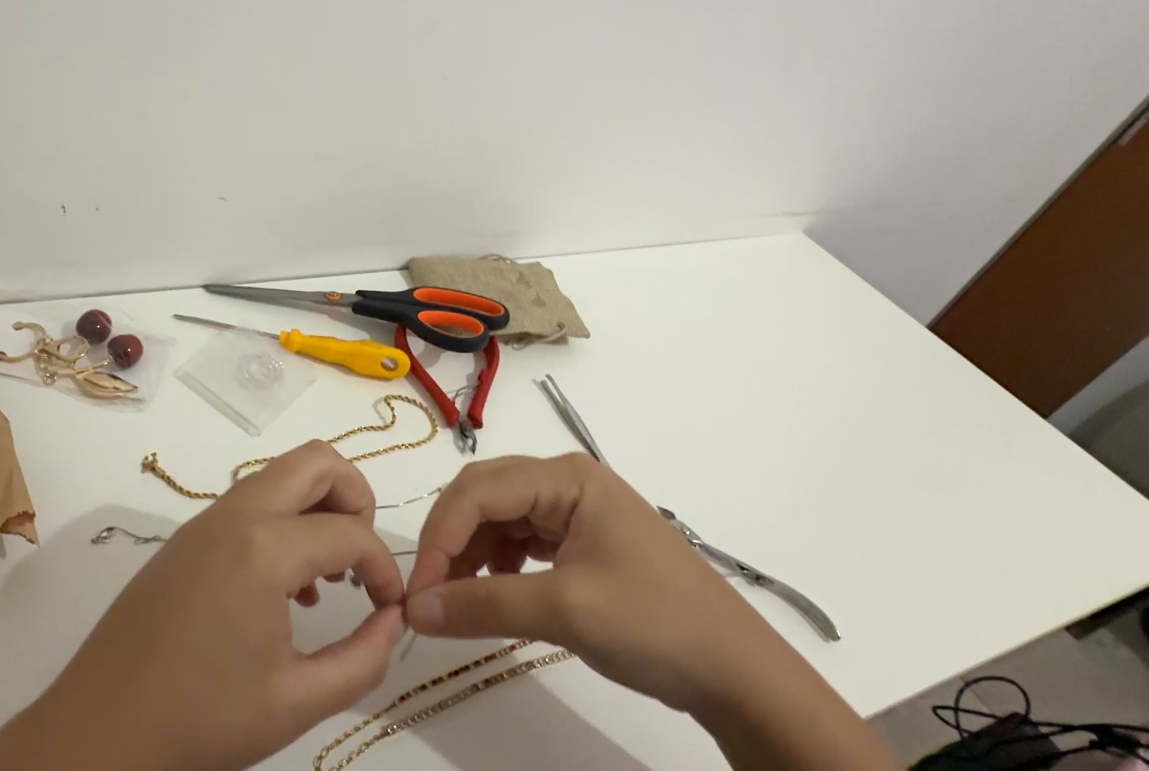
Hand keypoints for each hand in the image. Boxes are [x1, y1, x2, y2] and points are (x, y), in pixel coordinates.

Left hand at [0, 442, 406, 770]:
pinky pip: (251, 502)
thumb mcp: (296, 702)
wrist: (96, 731)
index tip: (390, 607)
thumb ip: (362, 660)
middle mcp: (235, 516)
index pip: (351, 533)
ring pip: (280, 476)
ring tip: (327, 577)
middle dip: (355, 497)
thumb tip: (394, 620)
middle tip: (360, 558)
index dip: (384, 567)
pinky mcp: (186, 538)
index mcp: (264, 550)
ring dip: (318, 507)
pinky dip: (284, 521)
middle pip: (316, 461)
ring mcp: (205, 521)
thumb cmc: (199, 720)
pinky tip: (284, 590)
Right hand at [402, 453, 783, 713]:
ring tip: (457, 601)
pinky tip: (496, 594)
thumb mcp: (563, 612)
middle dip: (451, 541)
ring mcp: (577, 511)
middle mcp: (567, 482)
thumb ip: (483, 604)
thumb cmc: (654, 624)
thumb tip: (413, 611)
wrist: (735, 670)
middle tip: (429, 597)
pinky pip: (522, 541)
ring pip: (500, 519)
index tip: (416, 594)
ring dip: (471, 555)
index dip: (439, 536)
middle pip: (485, 497)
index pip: (479, 490)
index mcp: (566, 477)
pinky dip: (498, 565)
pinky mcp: (583, 542)